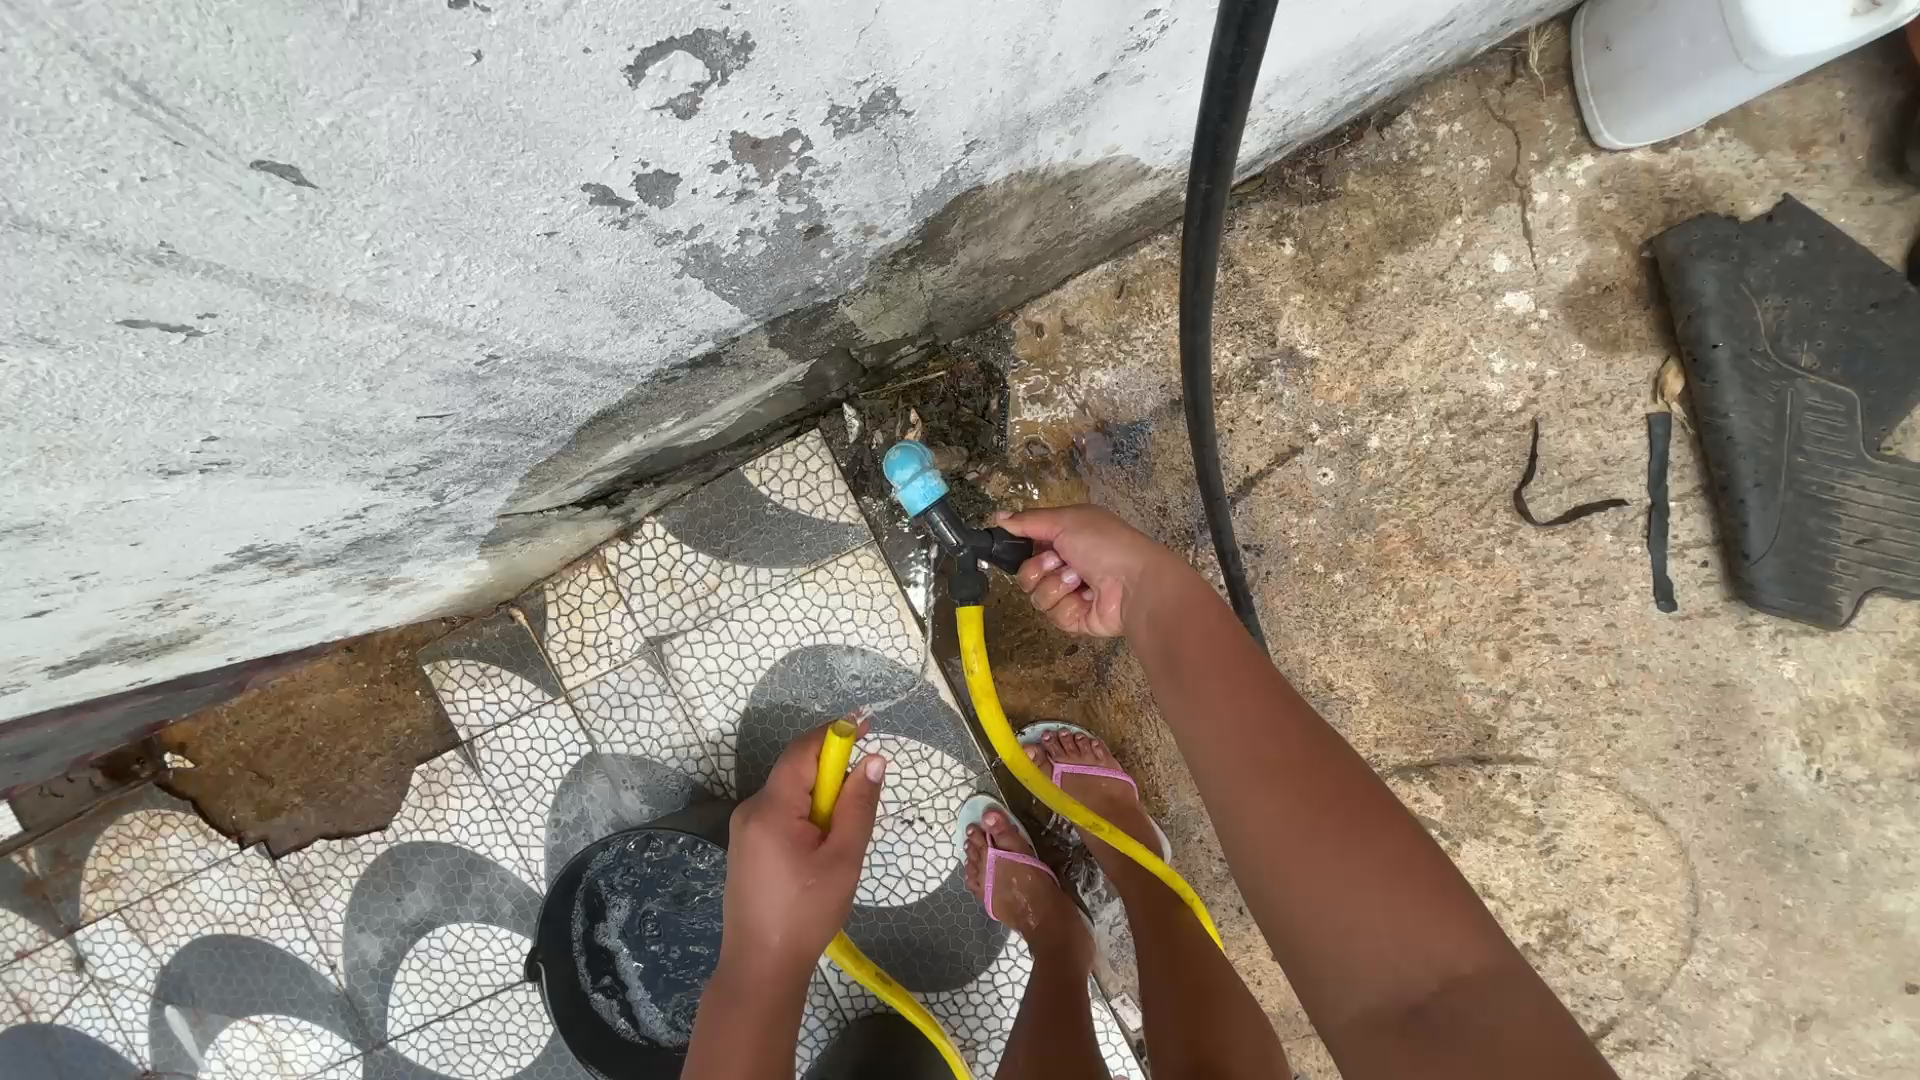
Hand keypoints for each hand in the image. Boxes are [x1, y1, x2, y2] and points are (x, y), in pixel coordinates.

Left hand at [720, 718, 887, 982]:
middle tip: (862, 798)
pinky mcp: (746, 846)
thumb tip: (873, 760)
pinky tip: (821, 849)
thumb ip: (858, 805)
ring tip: (843, 838)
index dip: (835, 734)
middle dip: (832, 773)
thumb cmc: (806, 914)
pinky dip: (808, 816)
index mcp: (772, 808)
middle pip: (796, 770)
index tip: (867, 726)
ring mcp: (745, 829)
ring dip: (821, 798)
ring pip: (791, 793)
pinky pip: (782, 813)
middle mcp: (752, 809)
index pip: (803, 750)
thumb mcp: (843, 859)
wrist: (760, 969)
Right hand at [995, 505, 1189, 637]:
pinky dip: (1067, 603)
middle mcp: (1066, 565)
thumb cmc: (1104, 543)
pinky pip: (1053, 614)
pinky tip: (1085, 597)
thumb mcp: (1065, 521)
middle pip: (1025, 573)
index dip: (1020, 546)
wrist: (1134, 582)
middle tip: (1060, 561)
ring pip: (1036, 596)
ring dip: (1055, 585)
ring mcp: (1070, 594)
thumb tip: (997, 517)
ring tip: (1079, 580)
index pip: (1028, 545)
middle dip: (1038, 567)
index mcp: (1065, 538)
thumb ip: (1028, 521)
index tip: (1016, 543)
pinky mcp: (1075, 618)